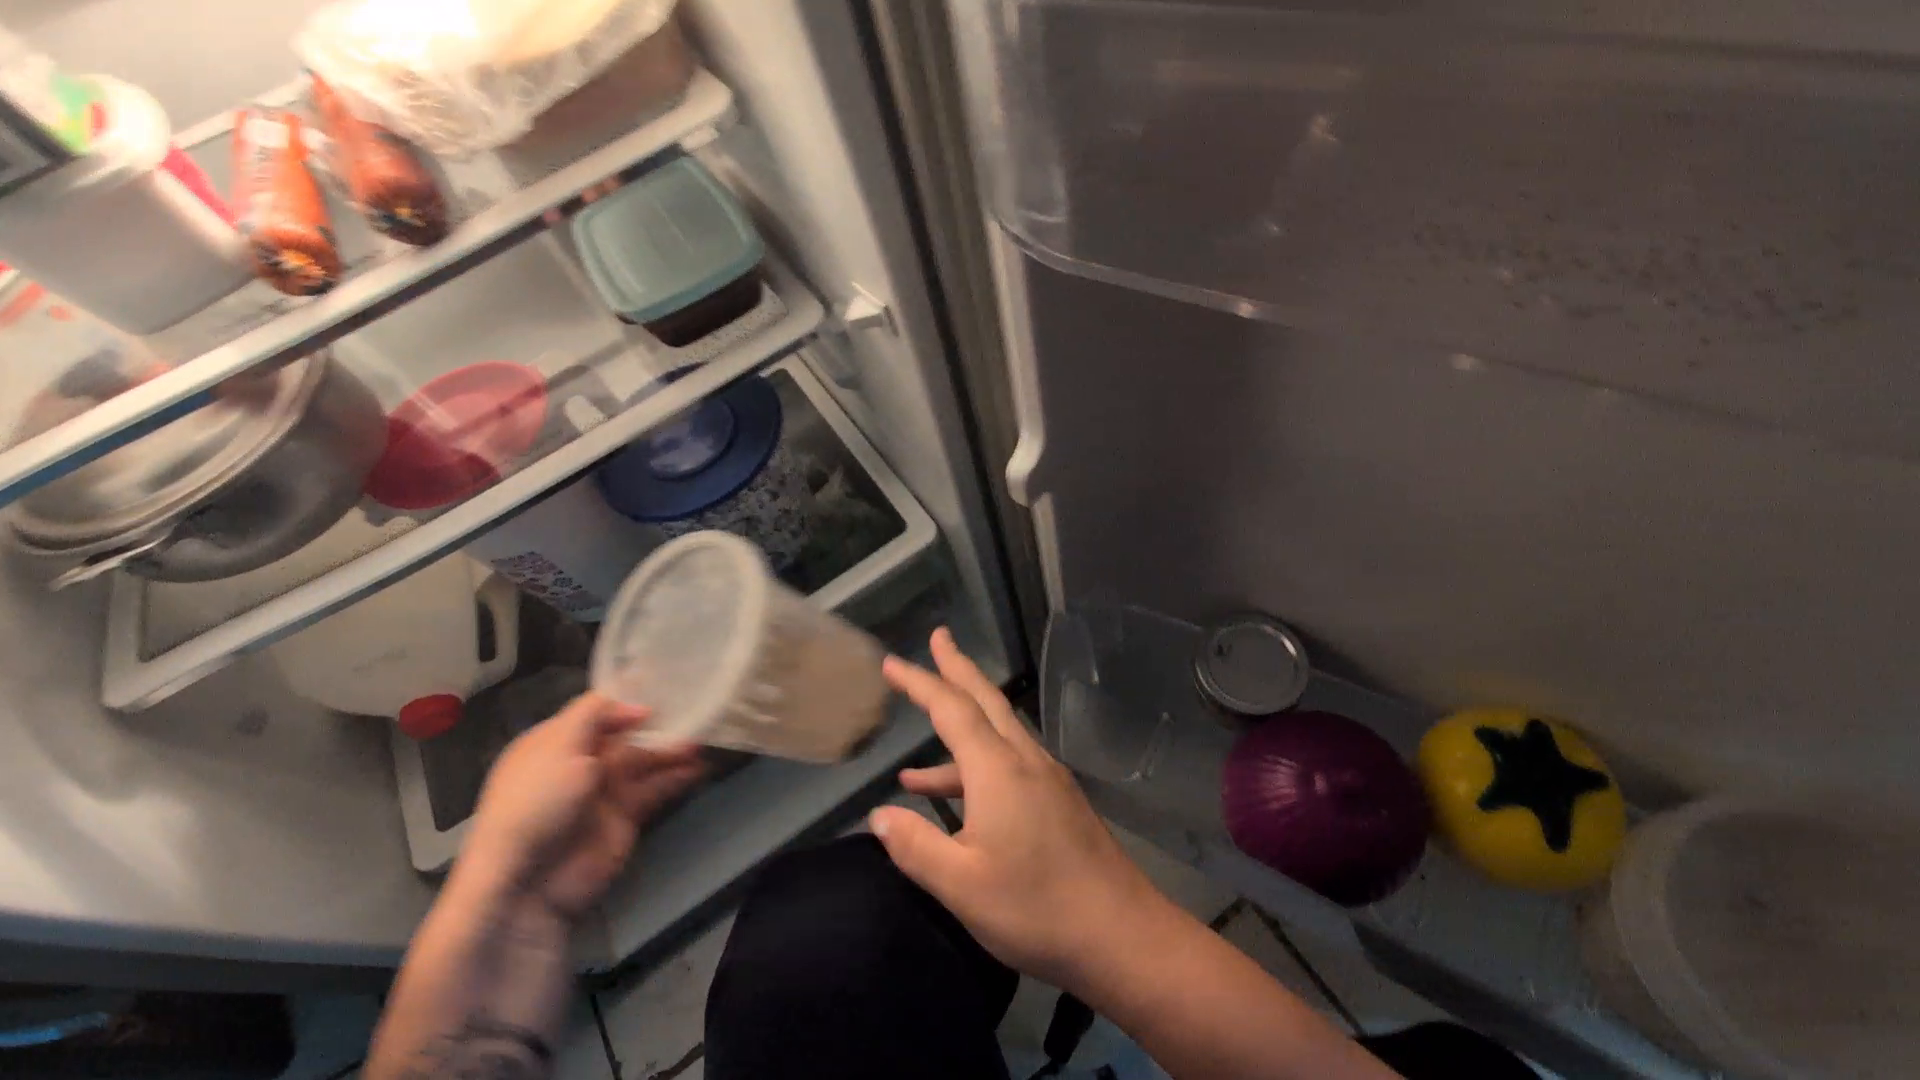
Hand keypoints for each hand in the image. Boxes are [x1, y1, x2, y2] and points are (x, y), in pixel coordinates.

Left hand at [463, 694, 703, 921]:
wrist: (528, 879)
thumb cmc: (536, 802)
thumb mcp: (558, 745)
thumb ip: (593, 713)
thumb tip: (637, 705)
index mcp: (554, 743)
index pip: (594, 713)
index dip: (625, 703)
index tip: (658, 694)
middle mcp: (579, 763)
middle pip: (625, 737)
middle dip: (655, 726)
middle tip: (691, 713)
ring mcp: (603, 792)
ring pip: (644, 761)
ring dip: (671, 750)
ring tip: (702, 740)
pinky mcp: (625, 817)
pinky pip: (654, 790)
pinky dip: (676, 778)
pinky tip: (698, 767)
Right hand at [868, 628, 1169, 992]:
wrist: (1122, 936)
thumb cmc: (1037, 908)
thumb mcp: (961, 885)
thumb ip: (915, 846)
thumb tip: (880, 816)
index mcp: (999, 770)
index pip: (951, 709)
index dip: (920, 682)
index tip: (892, 662)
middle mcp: (1026, 762)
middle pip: (986, 702)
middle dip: (958, 671)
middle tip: (938, 640)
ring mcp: (1048, 782)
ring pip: (999, 737)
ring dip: (962, 732)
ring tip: (913, 768)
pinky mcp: (1060, 805)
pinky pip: (1010, 768)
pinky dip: (977, 772)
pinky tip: (959, 806)